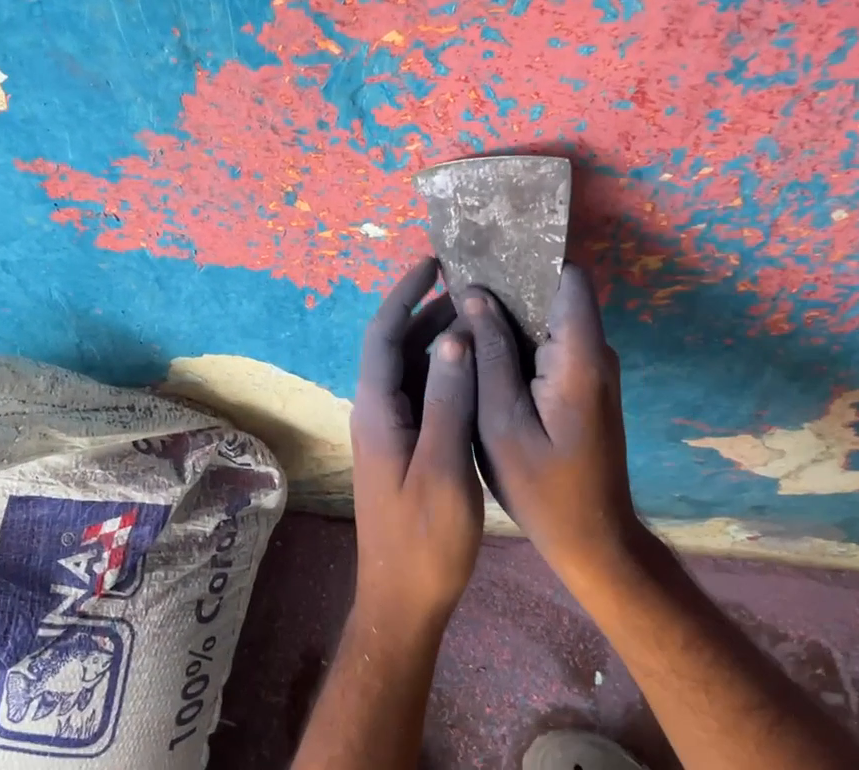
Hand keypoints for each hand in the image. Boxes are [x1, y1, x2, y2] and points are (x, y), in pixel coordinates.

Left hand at [349, 257, 483, 628]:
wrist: (403, 595)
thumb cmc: (425, 537)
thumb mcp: (442, 465)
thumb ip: (447, 399)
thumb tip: (453, 337)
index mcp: (376, 409)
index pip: (382, 335)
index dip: (405, 295)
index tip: (433, 263)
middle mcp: (376, 411)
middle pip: (397, 346)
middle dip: (428, 312)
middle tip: (472, 286)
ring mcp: (389, 430)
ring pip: (411, 369)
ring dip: (439, 341)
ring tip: (482, 316)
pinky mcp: (405, 447)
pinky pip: (423, 394)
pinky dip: (446, 374)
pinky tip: (479, 369)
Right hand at [459, 263, 644, 576]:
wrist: (591, 538)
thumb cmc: (542, 486)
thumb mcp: (500, 420)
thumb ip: (489, 353)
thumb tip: (475, 294)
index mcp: (579, 357)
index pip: (569, 278)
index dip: (530, 258)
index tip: (484, 253)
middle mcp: (594, 354)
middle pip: (555, 294)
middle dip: (507, 283)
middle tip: (453, 283)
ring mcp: (591, 370)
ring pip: (548, 318)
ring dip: (508, 313)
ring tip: (457, 311)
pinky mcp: (582, 385)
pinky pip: (548, 343)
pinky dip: (516, 339)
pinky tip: (478, 347)